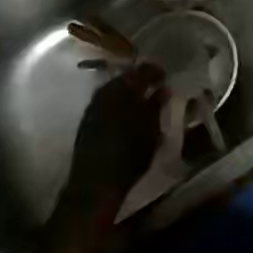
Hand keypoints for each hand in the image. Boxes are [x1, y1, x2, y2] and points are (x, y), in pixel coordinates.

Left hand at [59, 64, 168, 219]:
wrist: (95, 182)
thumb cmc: (130, 156)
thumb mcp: (151, 131)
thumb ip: (157, 106)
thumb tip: (163, 89)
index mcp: (124, 89)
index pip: (142, 70)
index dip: (155, 71)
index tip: (165, 76)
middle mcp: (106, 91)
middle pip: (125, 77)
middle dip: (140, 80)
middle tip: (155, 86)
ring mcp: (93, 104)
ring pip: (114, 89)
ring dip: (127, 91)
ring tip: (141, 100)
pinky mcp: (86, 119)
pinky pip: (105, 101)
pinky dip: (117, 102)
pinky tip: (125, 112)